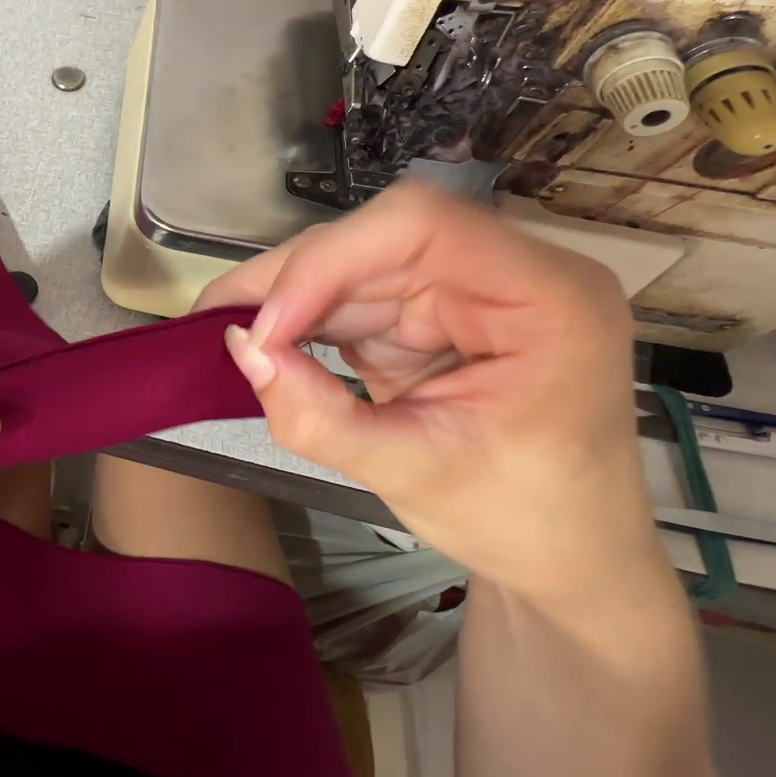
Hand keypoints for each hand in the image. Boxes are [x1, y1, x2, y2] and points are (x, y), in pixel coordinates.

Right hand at [196, 182, 662, 600]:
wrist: (560, 548)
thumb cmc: (519, 517)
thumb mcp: (412, 473)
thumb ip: (320, 418)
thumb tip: (241, 352)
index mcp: (542, 298)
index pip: (419, 228)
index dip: (328, 263)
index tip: (268, 329)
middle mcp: (502, 273)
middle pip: (372, 238)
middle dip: (289, 282)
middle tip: (215, 325)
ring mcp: (461, 288)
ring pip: (347, 262)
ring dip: (282, 298)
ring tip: (226, 335)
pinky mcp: (423, 310)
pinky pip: (344, 295)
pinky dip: (296, 319)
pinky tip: (263, 344)